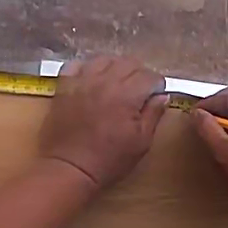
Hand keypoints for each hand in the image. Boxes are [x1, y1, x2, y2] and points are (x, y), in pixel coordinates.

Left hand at [37, 56, 168, 188]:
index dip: (156, 85)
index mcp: (127, 95)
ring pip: (103, 59)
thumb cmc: (110, 159)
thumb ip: (153, 115)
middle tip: (140, 90)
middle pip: (128, 62)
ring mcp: (82, 81)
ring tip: (117, 83)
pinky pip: (76, 65)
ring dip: (115, 67)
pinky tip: (92, 80)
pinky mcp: (64, 87)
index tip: (156, 96)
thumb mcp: (141, 142)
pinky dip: (87, 68)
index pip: (149, 76)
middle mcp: (105, 81)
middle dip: (139, 73)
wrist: (70, 168)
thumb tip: (163, 96)